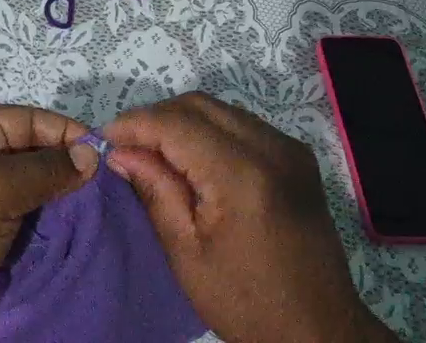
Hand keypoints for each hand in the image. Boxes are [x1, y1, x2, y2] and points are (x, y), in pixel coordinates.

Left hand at [0, 105, 99, 341]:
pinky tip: (74, 217)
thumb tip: (92, 151)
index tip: (103, 150)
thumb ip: (47, 168)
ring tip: (97, 197)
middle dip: (65, 159)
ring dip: (60, 188)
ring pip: (31, 180)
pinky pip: (26, 209)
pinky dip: (49, 212)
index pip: (26, 118)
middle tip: (105, 177)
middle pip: (30, 147)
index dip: (63, 130)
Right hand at [105, 92, 398, 342]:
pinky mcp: (298, 156)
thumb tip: (121, 151)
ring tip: (155, 151)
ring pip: (221, 109)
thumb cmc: (247, 303)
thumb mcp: (188, 254)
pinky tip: (193, 156)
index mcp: (242, 174)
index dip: (136, 124)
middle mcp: (271, 147)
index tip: (105, 137)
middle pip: (199, 105)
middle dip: (157, 118)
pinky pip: (243, 123)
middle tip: (127, 145)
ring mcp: (289, 148)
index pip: (176, 124)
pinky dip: (210, 129)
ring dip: (183, 121)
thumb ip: (156, 191)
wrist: (320, 332)